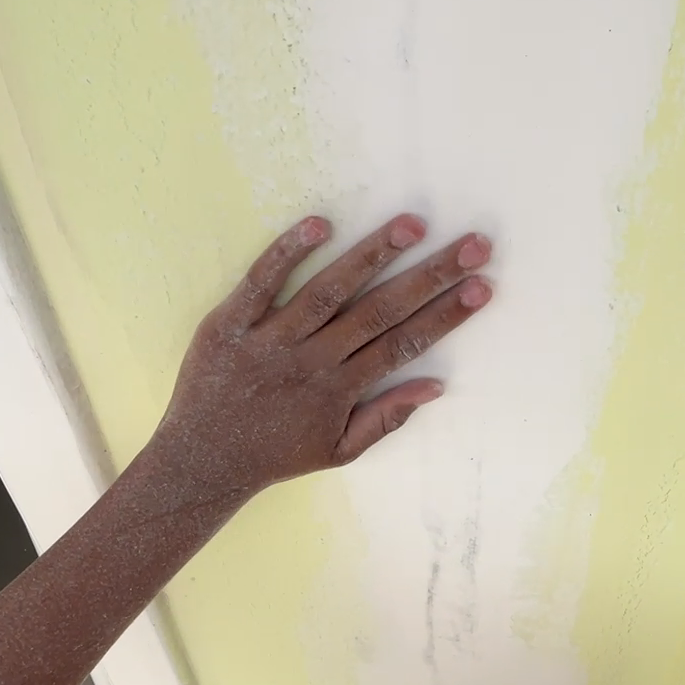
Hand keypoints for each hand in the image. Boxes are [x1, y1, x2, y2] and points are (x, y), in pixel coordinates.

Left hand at [147, 213, 492, 502]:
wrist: (202, 461)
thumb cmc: (277, 454)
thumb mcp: (339, 450)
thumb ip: (387, 419)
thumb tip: (436, 386)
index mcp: (341, 390)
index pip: (405, 344)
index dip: (447, 315)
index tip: (482, 287)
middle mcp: (312, 360)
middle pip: (380, 311)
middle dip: (431, 276)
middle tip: (472, 246)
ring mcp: (270, 340)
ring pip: (329, 291)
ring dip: (371, 256)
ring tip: (412, 225)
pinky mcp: (229, 323)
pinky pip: (260, 282)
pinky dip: (288, 253)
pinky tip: (320, 223)